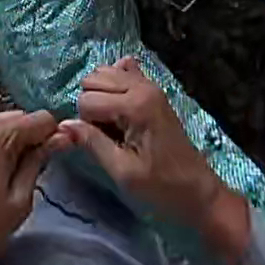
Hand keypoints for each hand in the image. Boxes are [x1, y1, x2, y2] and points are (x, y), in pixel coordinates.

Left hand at [0, 110, 68, 264]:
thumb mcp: (20, 198)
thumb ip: (39, 161)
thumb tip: (62, 138)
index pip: (42, 118)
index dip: (55, 135)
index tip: (60, 156)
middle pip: (24, 117)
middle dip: (37, 137)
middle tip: (40, 169)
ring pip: (10, 122)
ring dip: (22, 141)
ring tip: (22, 173)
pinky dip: (7, 143)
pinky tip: (6, 169)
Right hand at [62, 56, 251, 260]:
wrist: (201, 195)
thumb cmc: (163, 189)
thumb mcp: (124, 173)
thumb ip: (92, 143)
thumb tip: (63, 124)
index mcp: (135, 105)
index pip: (87, 101)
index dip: (87, 125)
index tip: (103, 145)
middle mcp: (141, 86)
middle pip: (92, 80)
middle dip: (91, 106)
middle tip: (107, 134)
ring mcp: (149, 84)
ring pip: (103, 72)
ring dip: (100, 94)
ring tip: (113, 122)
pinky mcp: (153, 88)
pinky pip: (123, 69)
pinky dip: (114, 81)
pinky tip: (119, 102)